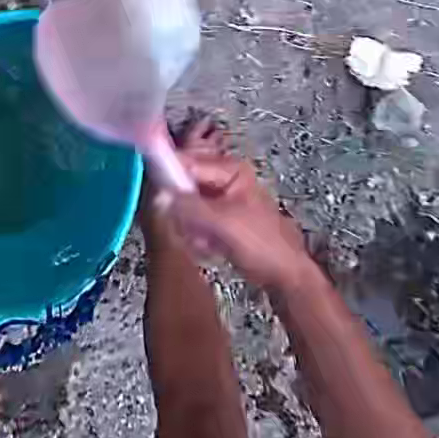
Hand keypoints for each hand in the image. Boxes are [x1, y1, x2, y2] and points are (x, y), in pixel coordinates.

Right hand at [162, 122, 314, 291]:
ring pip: (186, 205)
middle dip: (182, 209)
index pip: (188, 162)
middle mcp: (222, 178)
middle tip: (187, 229)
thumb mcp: (224, 224)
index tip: (154, 195)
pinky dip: (195, 234)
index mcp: (229, 169)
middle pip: (184, 184)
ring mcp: (220, 198)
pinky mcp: (217, 217)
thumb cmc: (261, 244)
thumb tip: (158, 195)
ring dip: (189, 226)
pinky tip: (207, 248)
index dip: (169, 176)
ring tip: (202, 242)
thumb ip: (190, 207)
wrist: (285, 275)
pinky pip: (193, 219)